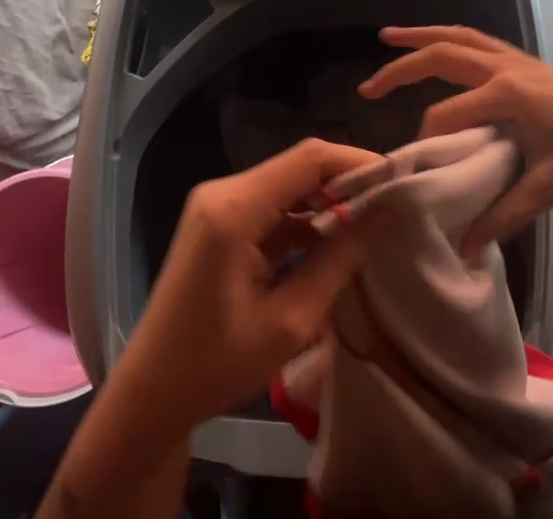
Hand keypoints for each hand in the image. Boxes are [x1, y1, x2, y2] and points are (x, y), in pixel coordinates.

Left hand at [111, 139, 389, 432]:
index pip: (309, 159)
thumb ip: (341, 259)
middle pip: (299, 167)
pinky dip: (305, 221)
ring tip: (376, 227)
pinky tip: (337, 244)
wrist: (151, 394)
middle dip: (349, 183)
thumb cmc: (216, 364)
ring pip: (288, 187)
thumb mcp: (291, 319)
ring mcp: (217, 207)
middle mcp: (223, 193)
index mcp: (234, 209)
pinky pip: (272, 208)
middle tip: (395, 209)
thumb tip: (389, 214)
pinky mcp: (219, 225)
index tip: (402, 185)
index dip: (359, 164)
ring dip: (329, 203)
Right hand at [359, 26, 552, 254]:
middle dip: (400, 68)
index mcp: (508, 94)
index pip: (446, 114)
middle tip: (367, 86)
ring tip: (388, 36)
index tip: (416, 168)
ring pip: (461, 38)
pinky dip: (452, 41)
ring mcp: (519, 61)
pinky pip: (480, 43)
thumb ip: (503, 215)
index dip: (426, 142)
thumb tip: (463, 248)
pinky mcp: (529, 64)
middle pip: (442, 55)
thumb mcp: (549, 188)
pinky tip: (442, 48)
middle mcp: (507, 68)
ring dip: (423, 36)